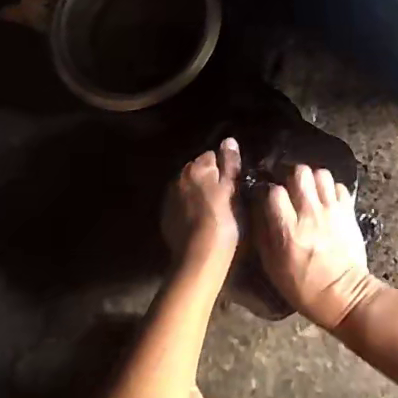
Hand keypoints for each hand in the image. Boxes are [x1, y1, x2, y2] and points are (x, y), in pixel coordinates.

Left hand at [164, 138, 241, 264]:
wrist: (198, 257)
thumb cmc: (222, 221)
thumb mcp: (232, 191)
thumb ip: (229, 164)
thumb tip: (228, 139)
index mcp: (196, 168)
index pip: (211, 156)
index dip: (223, 168)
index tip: (232, 181)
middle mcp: (178, 177)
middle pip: (196, 171)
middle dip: (207, 178)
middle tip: (224, 196)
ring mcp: (169, 198)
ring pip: (187, 187)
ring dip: (197, 192)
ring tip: (212, 209)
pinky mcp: (165, 217)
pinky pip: (180, 204)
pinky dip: (188, 207)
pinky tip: (198, 221)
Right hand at [256, 165, 377, 329]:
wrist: (345, 297)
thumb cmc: (303, 286)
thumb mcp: (272, 266)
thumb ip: (263, 234)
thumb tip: (257, 209)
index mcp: (288, 230)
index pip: (275, 191)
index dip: (270, 191)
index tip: (270, 199)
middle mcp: (310, 214)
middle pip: (300, 173)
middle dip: (292, 177)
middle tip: (291, 190)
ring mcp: (332, 211)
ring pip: (321, 173)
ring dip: (313, 180)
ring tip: (309, 192)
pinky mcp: (349, 212)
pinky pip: (339, 186)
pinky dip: (331, 190)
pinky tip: (326, 202)